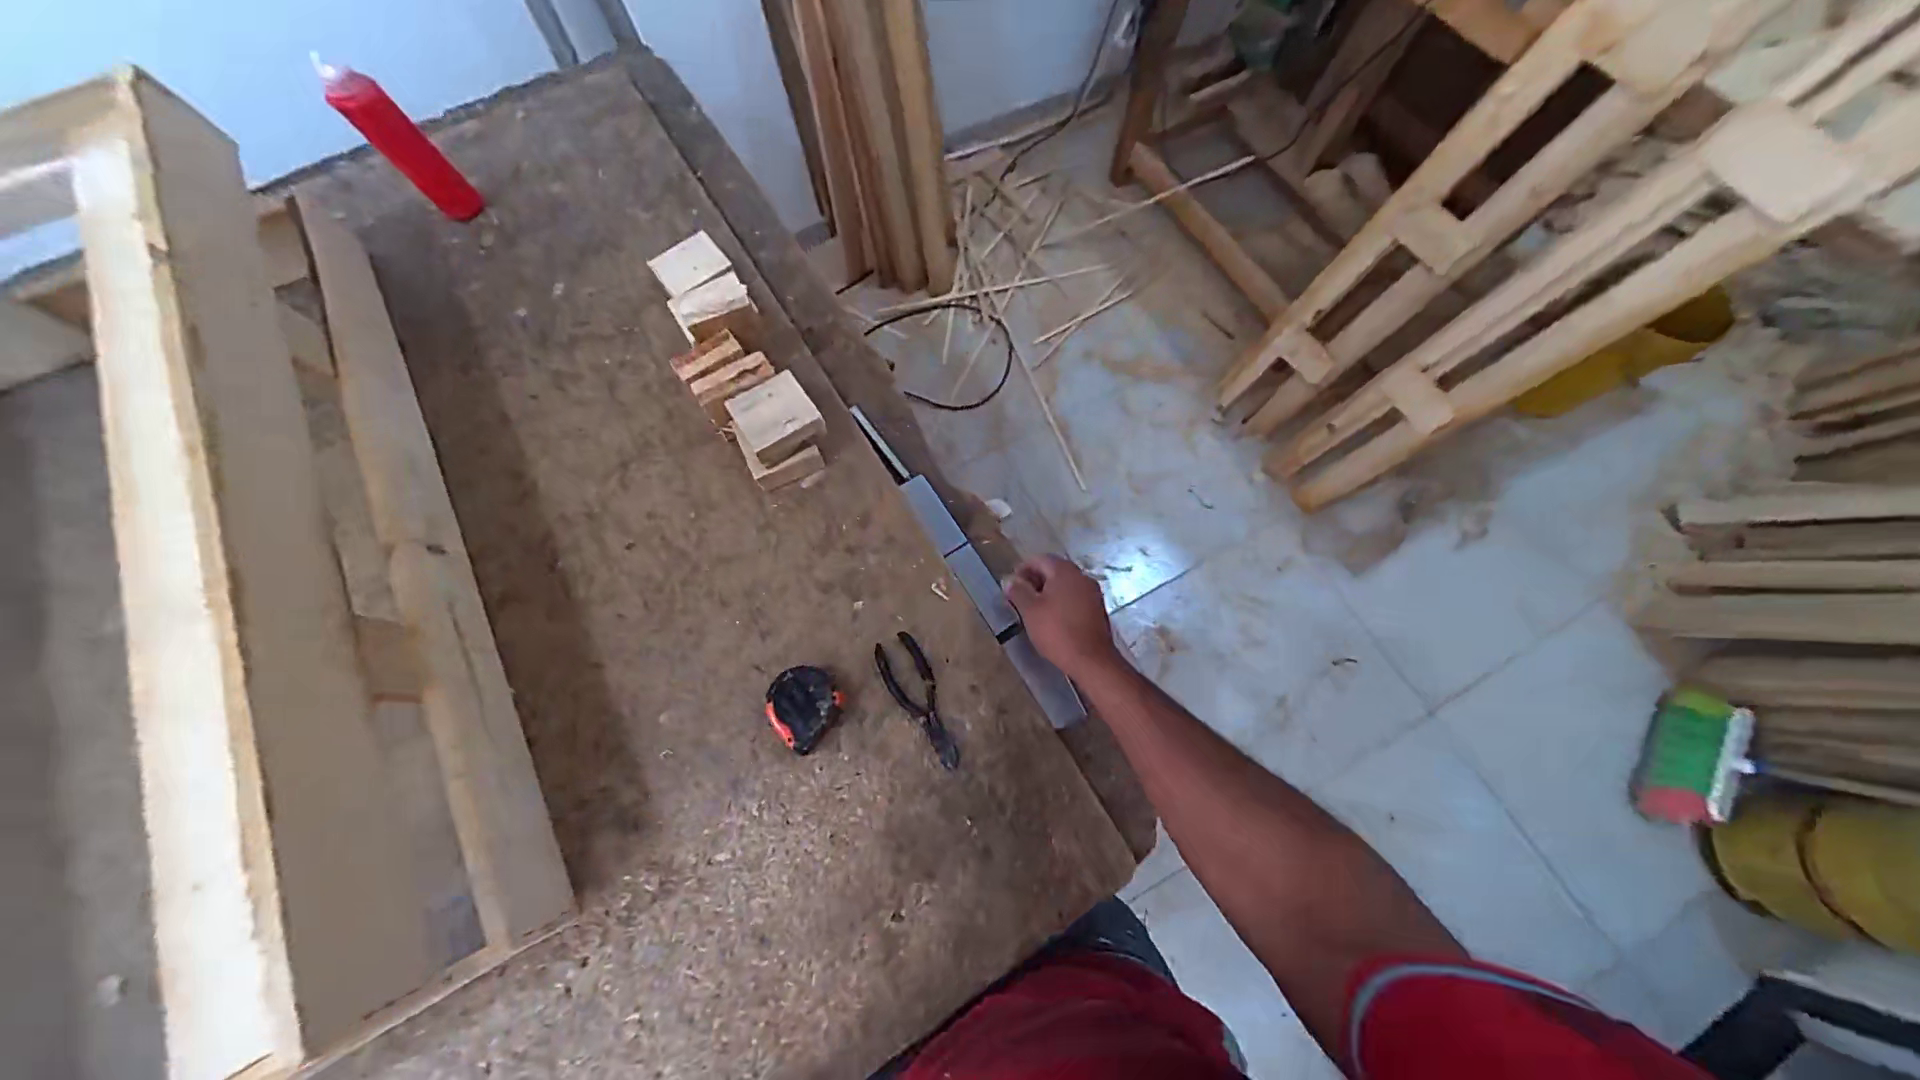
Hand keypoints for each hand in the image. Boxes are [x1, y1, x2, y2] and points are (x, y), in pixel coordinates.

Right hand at [1003, 555, 1119, 678]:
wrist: (1091, 659)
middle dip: (1035, 581)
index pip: (1040, 559)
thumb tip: (1010, 580)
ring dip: (1049, 593)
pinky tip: (1053, 619)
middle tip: (1020, 597)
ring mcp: (1093, 593)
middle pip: (1054, 571)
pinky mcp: (1097, 610)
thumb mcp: (1030, 610)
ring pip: (1066, 586)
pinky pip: (1075, 599)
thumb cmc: (1057, 631)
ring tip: (1034, 610)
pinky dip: (1062, 603)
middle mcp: (1081, 577)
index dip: (1023, 569)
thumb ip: (1018, 591)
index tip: (1011, 584)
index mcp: (1064, 571)